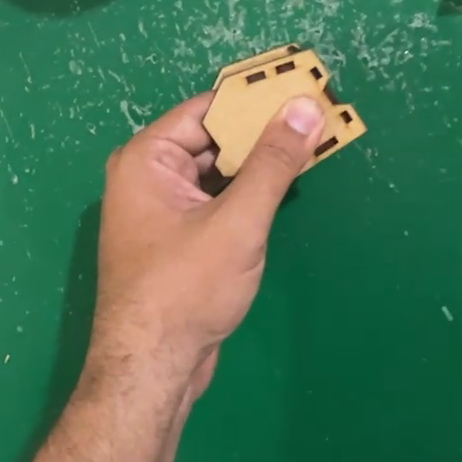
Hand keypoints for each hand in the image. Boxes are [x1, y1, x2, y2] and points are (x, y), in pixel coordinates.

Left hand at [91, 92, 325, 397]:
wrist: (153, 369)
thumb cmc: (186, 288)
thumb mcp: (238, 221)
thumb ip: (274, 162)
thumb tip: (306, 107)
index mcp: (146, 158)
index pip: (206, 111)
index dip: (254, 101)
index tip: (301, 92)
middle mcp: (147, 176)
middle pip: (212, 139)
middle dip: (261, 134)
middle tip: (315, 120)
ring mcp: (160, 208)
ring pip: (217, 172)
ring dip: (257, 165)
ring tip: (309, 148)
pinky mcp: (177, 238)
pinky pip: (215, 200)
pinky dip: (246, 194)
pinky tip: (282, 188)